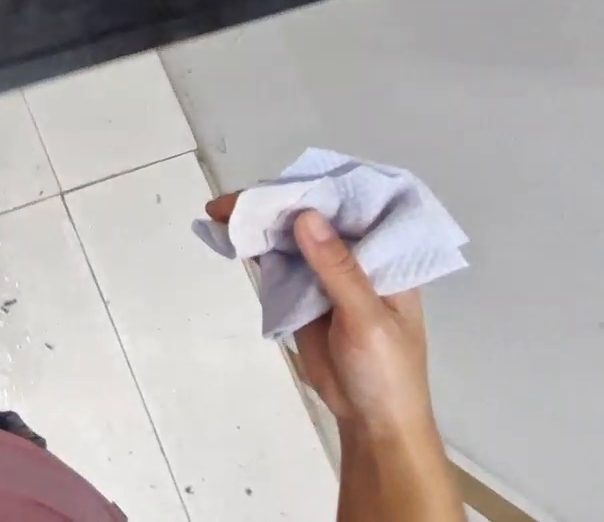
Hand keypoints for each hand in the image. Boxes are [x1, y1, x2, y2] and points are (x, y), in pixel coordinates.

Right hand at [206, 195, 437, 436]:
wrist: (369, 420)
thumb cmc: (387, 373)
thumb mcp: (368, 321)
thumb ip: (338, 270)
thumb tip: (304, 215)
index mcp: (386, 259)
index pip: (351, 212)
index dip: (313, 191)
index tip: (275, 184)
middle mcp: (355, 258)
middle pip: (310, 218)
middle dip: (272, 204)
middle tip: (230, 202)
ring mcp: (324, 272)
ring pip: (286, 234)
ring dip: (255, 222)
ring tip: (217, 212)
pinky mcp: (299, 288)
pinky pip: (273, 258)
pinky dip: (250, 244)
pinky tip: (226, 233)